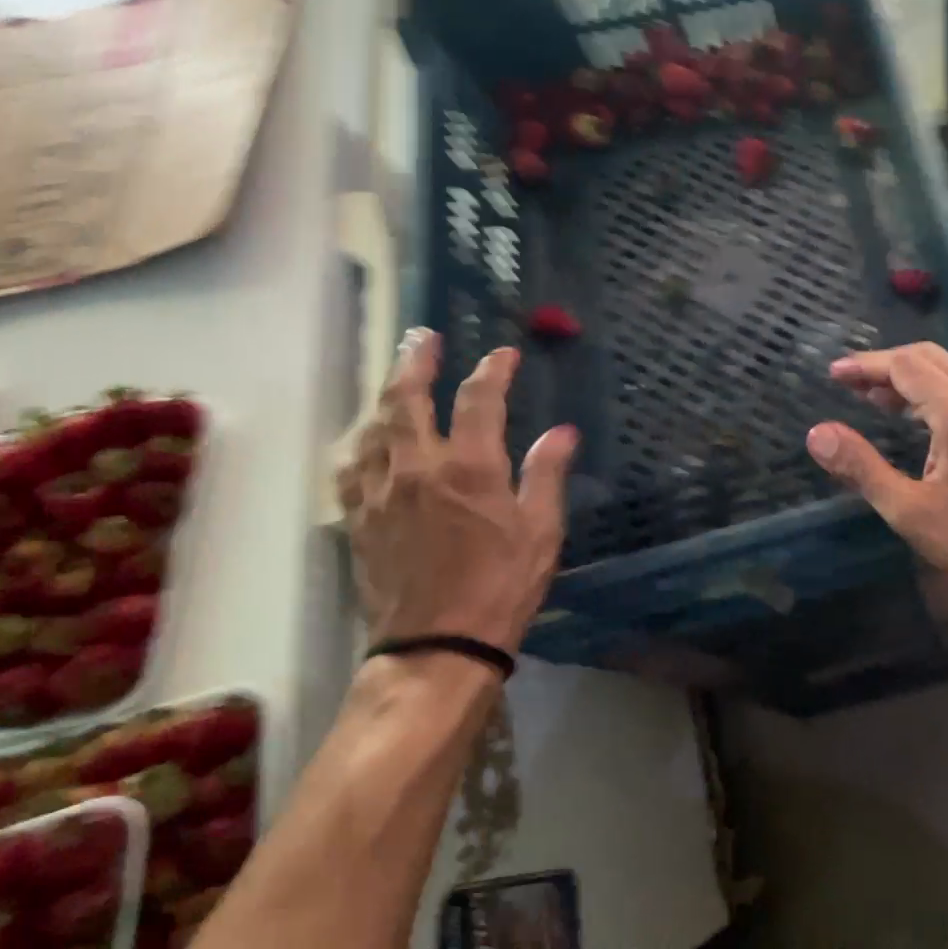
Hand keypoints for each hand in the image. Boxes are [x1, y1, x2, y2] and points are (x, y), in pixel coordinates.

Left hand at [336, 328, 579, 653]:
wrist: (438, 643)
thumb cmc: (504, 584)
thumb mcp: (542, 529)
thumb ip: (547, 474)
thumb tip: (562, 431)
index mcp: (470, 466)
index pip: (479, 399)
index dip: (492, 370)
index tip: (503, 354)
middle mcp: (417, 466)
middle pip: (405, 399)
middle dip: (415, 361)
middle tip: (421, 337)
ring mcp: (380, 491)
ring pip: (371, 427)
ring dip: (383, 395)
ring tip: (394, 378)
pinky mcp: (359, 518)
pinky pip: (351, 466)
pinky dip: (360, 442)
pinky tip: (365, 440)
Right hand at [805, 343, 947, 601]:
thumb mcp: (909, 509)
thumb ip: (861, 467)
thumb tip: (818, 434)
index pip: (905, 365)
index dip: (866, 365)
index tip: (834, 374)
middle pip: (930, 357)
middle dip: (888, 365)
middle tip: (853, 384)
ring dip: (914, 377)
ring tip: (879, 401)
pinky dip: (939, 391)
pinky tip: (922, 419)